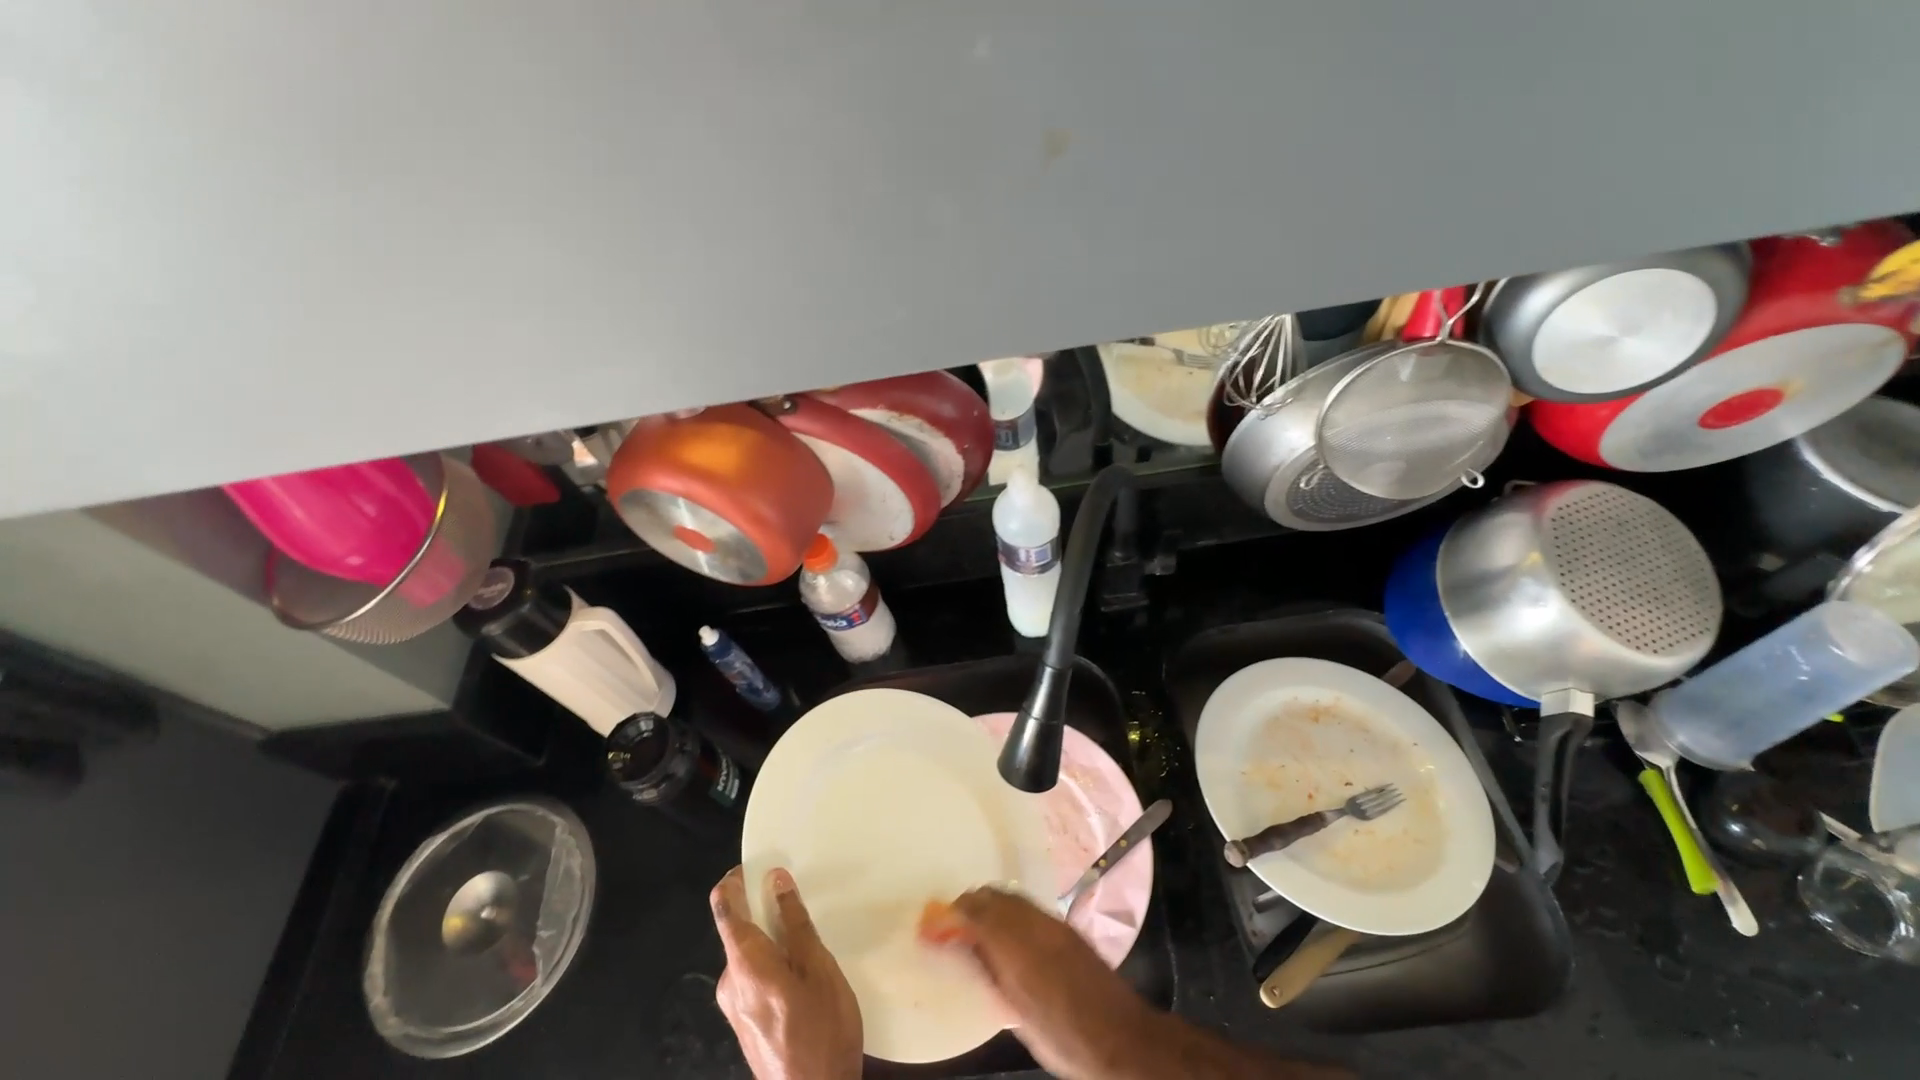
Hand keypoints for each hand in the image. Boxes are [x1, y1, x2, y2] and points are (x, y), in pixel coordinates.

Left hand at [711, 866, 862, 1079]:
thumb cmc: (823, 1032)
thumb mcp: (819, 970)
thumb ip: (796, 924)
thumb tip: (777, 881)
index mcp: (745, 964)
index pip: (726, 906)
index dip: (737, 880)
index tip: (760, 866)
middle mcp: (730, 982)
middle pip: (740, 931)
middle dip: (768, 915)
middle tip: (804, 912)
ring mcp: (733, 1007)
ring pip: (750, 957)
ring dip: (774, 944)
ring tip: (813, 952)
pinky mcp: (743, 1024)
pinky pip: (753, 979)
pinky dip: (773, 967)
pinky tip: (803, 982)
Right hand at [923, 888, 1155, 1079]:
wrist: (1123, 1038)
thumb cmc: (1066, 1036)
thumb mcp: (1018, 1014)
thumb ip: (990, 973)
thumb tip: (966, 947)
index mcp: (1017, 945)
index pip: (975, 911)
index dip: (951, 914)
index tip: (934, 926)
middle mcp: (1035, 924)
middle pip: (993, 896)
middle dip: (969, 906)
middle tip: (953, 928)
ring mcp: (1054, 923)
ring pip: (1012, 897)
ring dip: (990, 906)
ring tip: (977, 931)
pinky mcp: (1068, 929)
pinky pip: (1029, 908)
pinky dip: (1011, 913)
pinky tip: (1008, 937)